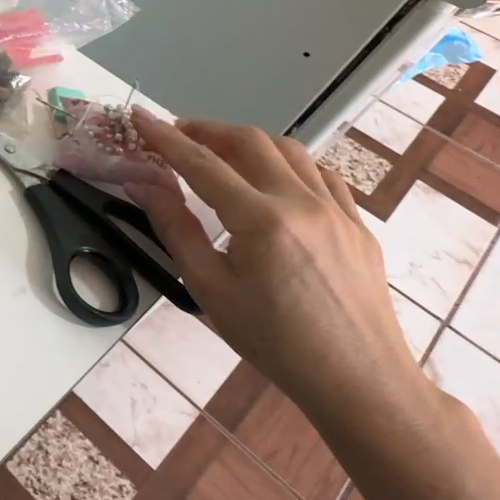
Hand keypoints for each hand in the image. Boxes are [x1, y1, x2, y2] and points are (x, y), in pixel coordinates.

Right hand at [122, 113, 427, 419]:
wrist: (360, 383)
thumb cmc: (274, 342)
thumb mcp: (209, 288)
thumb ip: (174, 228)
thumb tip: (141, 184)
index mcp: (262, 220)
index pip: (202, 163)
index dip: (165, 137)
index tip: (139, 116)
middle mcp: (303, 204)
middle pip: (250, 142)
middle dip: (207, 129)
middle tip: (176, 135)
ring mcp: (338, 212)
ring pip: (290, 151)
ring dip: (248, 142)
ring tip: (220, 152)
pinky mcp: (358, 227)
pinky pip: (322, 176)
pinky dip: (289, 164)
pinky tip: (273, 179)